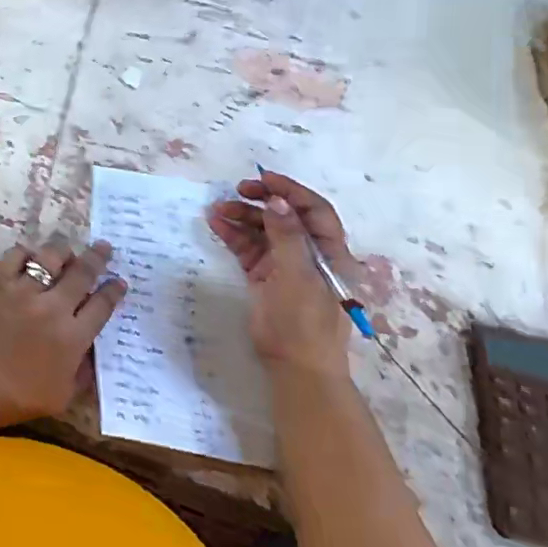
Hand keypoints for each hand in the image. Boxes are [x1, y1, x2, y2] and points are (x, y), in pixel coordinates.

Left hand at [0, 239, 127, 430]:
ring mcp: (24, 291)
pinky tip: (31, 258)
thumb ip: (83, 370)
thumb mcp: (62, 395)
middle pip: (83, 272)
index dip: (114, 290)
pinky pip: (18, 254)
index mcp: (72, 338)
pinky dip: (28, 253)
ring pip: (52, 256)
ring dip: (65, 252)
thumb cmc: (16, 397)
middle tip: (105, 248)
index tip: (120, 281)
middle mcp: (53, 308)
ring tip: (68, 254)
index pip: (102, 305)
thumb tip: (94, 347)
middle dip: (98, 257)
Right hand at [207, 172, 355, 378]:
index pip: (314, 211)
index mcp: (331, 252)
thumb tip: (277, 201)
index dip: (291, 191)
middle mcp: (309, 254)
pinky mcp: (264, 277)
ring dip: (242, 217)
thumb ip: (287, 236)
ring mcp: (285, 265)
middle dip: (263, 200)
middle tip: (239, 190)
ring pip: (263, 230)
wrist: (295, 367)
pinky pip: (248, 248)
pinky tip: (216, 224)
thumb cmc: (306, 321)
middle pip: (286, 217)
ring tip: (218, 209)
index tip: (264, 179)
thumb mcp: (299, 275)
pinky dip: (233, 235)